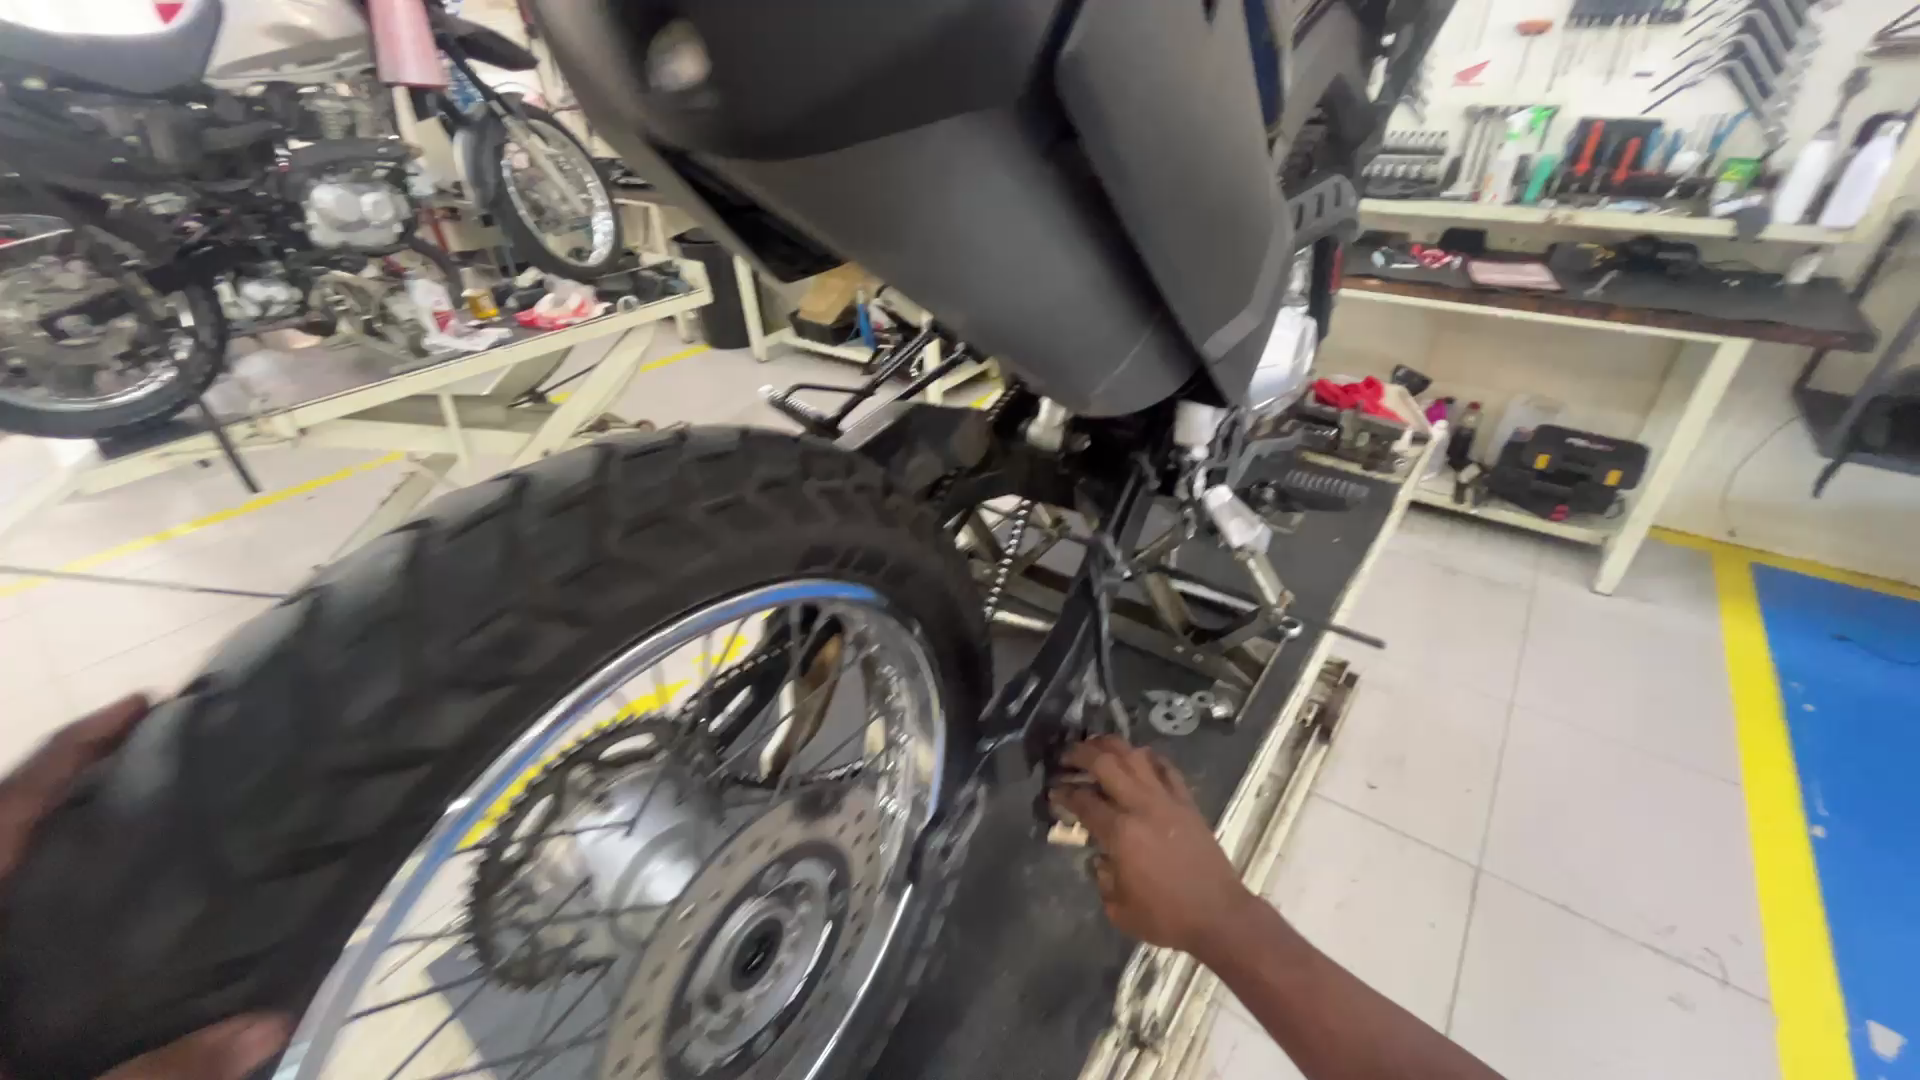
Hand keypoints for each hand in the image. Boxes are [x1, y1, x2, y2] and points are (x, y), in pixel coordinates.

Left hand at [0, 697, 290, 1079]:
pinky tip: (102, 880)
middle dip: (71, 775)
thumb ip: (150, 1065)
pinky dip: (46, 867)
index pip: (12, 808)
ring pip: (9, 858)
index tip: (142, 703)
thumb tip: (274, 1026)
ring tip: (145, 802)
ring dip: (58, 822)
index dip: (73, 747)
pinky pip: (14, 889)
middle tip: (165, 750)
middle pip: (7, 821)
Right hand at [1050, 735, 1260, 960]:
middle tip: (1066, 756)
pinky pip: (1166, 768)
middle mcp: (1141, 806)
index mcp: (1120, 833)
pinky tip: (1138, 757)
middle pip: (1105, 763)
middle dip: (1080, 754)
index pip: (1083, 801)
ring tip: (1096, 746)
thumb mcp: (1119, 909)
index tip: (1053, 789)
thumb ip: (1102, 878)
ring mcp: (1167, 800)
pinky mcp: (1187, 802)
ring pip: (1135, 756)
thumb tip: (1100, 858)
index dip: (1063, 792)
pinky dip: (1148, 757)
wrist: (1219, 916)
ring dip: (1111, 746)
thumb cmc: (1166, 917)